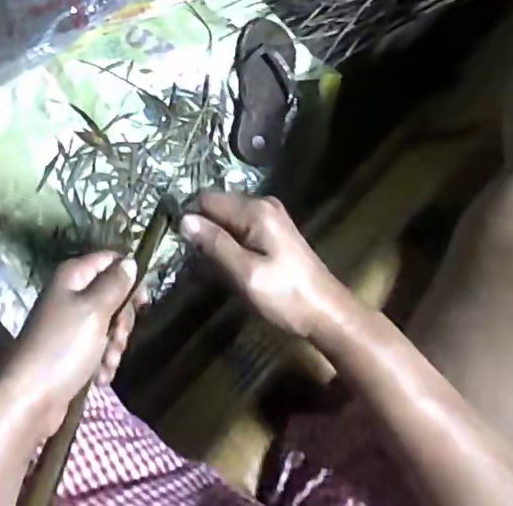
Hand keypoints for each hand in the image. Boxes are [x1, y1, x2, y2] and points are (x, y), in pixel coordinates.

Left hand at [1, 251, 144, 436]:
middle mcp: (71, 293)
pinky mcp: (71, 350)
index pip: (110, 260)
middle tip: (117, 337)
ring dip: (114, 345)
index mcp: (74, 275)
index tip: (143, 303)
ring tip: (107, 363)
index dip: (130, 277)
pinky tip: (100, 378)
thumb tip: (130, 261)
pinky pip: (98, 348)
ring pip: (108, 324)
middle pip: (112, 294)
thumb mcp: (94, 310)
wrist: (29, 400)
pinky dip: (103, 361)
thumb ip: (115, 284)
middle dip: (122, 320)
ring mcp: (70, 323)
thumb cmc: (63, 347)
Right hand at [181, 191, 355, 341]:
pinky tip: (233, 262)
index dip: (192, 220)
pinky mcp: (275, 228)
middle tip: (199, 260)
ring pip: (229, 216)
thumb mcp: (246, 274)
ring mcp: (271, 215)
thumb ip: (215, 244)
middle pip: (218, 205)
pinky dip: (232, 239)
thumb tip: (184, 220)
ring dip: (218, 235)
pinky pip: (242, 224)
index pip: (207, 199)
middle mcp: (263, 203)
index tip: (183, 246)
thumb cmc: (286, 297)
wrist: (329, 313)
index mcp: (255, 210)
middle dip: (204, 227)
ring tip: (214, 264)